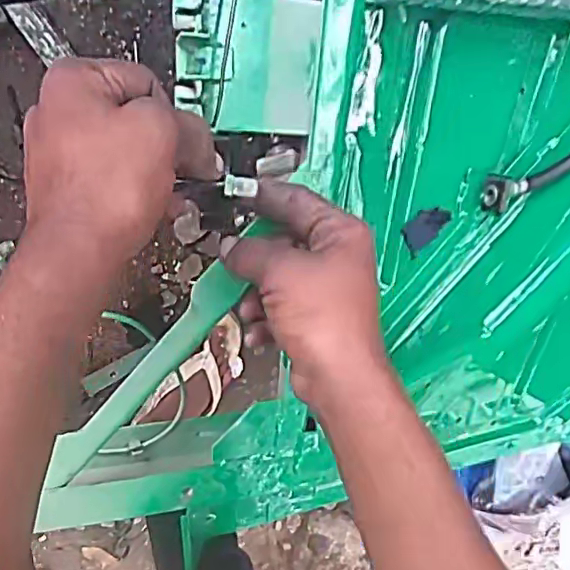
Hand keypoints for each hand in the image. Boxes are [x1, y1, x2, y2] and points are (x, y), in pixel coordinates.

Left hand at [21, 59, 221, 276]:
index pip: (144, 81)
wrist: (76, 253)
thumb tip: (199, 140)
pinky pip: (108, 188)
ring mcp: (55, 160)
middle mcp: (54, 115)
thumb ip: (188, 126)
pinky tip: (148, 213)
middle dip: (162, 150)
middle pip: (131, 122)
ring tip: (167, 198)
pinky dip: (131, 199)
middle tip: (179, 171)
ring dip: (151, 177)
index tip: (187, 142)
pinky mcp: (64, 198)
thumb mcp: (162, 134)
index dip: (173, 113)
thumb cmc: (103, 195)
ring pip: (121, 159)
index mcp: (72, 81)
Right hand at [219, 181, 391, 414]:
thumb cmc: (321, 316)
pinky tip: (259, 334)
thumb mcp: (280, 272)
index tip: (236, 192)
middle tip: (229, 261)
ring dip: (254, 297)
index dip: (264, 195)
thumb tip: (229, 247)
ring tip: (248, 311)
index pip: (296, 202)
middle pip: (282, 245)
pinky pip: (279, 309)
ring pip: (276, 280)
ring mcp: (325, 291)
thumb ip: (250, 252)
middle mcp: (336, 258)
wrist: (337, 376)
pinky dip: (265, 320)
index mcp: (340, 233)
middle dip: (253, 261)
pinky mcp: (313, 321)